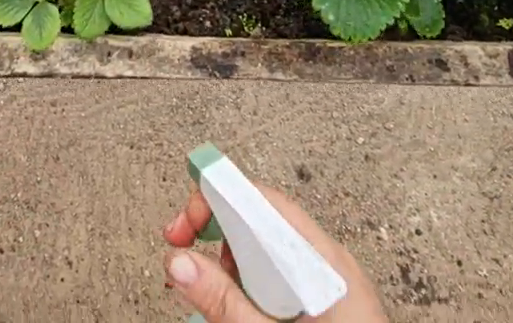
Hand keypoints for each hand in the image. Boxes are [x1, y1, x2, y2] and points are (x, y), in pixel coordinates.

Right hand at [163, 185, 387, 322]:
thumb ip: (225, 302)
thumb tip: (177, 261)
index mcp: (325, 265)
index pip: (261, 202)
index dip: (214, 203)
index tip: (180, 231)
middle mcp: (333, 267)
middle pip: (261, 224)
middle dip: (216, 238)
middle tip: (182, 260)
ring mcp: (335, 289)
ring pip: (268, 254)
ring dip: (232, 269)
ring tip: (218, 303)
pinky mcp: (332, 310)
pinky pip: (282, 281)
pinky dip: (253, 290)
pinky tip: (242, 314)